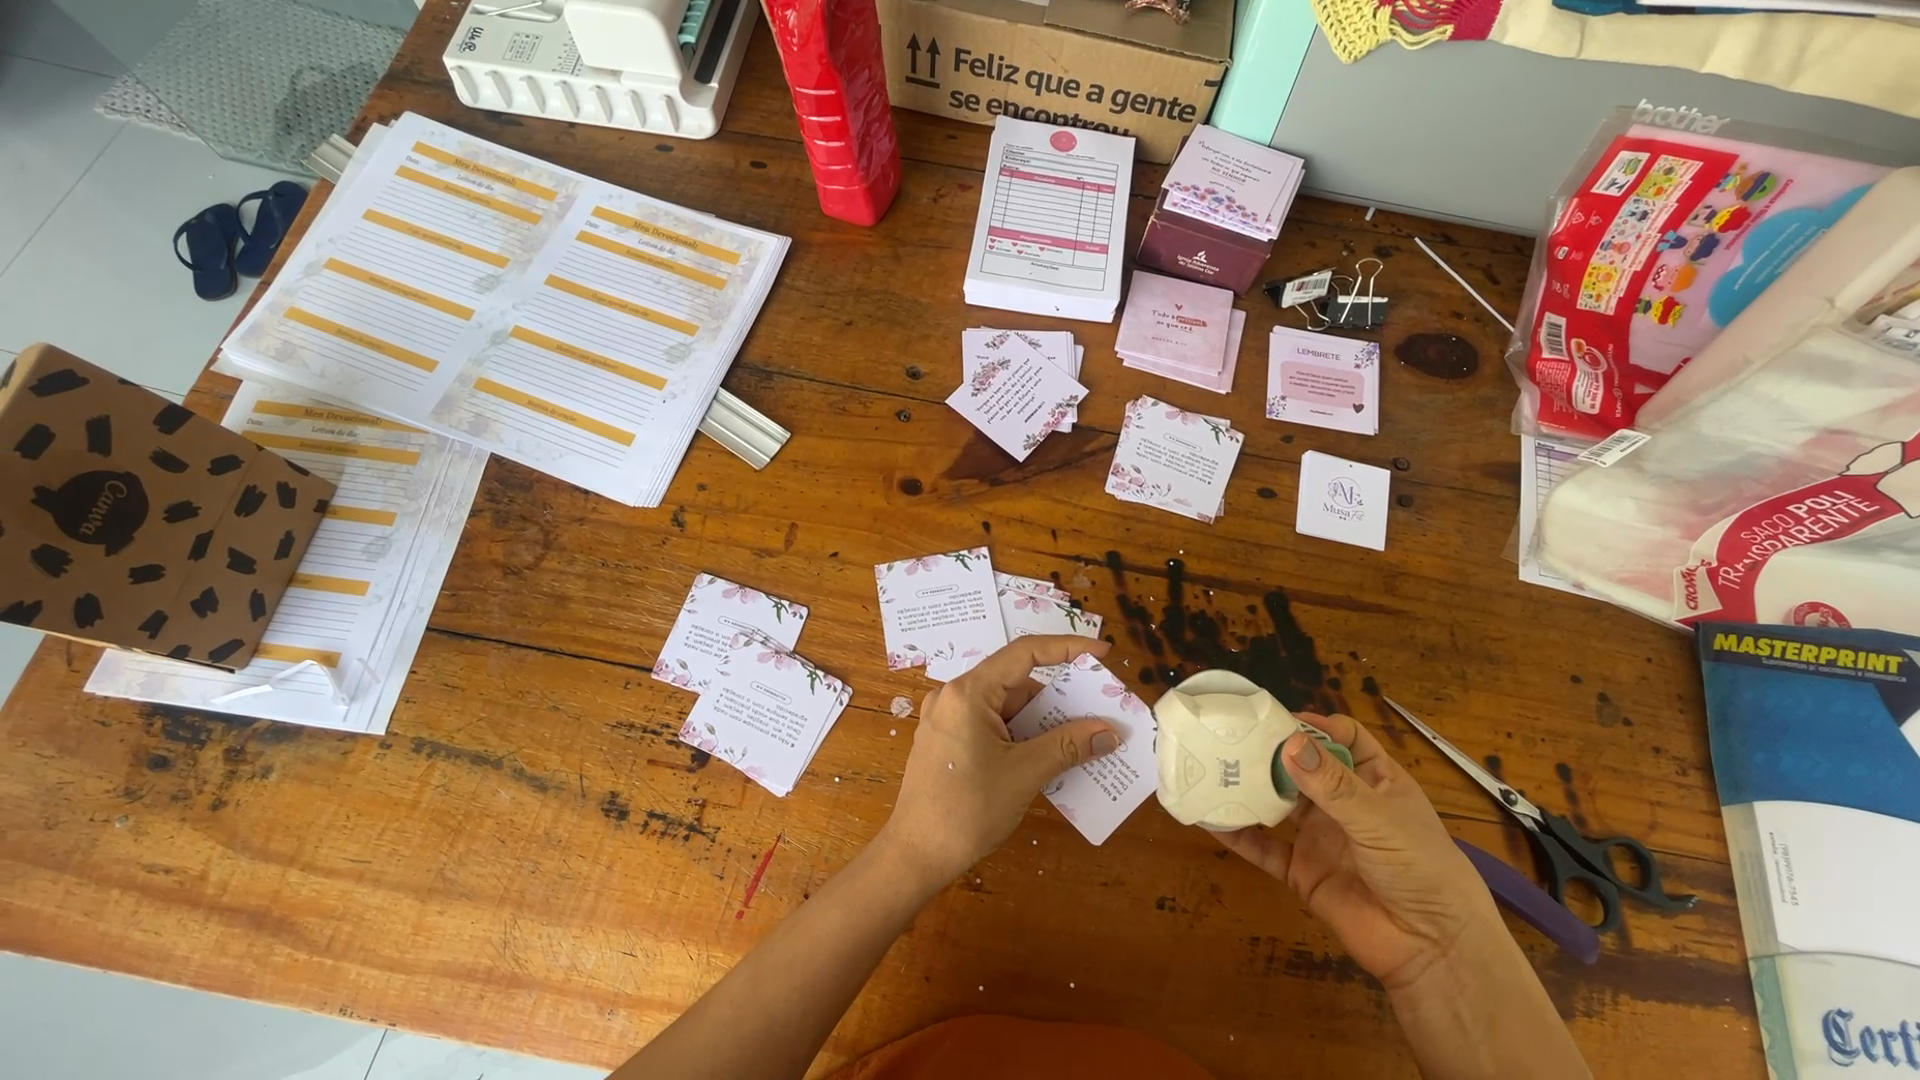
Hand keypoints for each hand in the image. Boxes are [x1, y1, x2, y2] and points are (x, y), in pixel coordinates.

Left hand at [876, 636, 1118, 886]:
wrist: (915, 855)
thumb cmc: (966, 810)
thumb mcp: (1024, 774)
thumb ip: (1068, 746)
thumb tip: (1109, 732)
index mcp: (968, 693)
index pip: (1024, 653)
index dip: (1067, 648)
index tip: (1103, 653)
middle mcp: (954, 697)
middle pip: (1017, 683)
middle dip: (1060, 699)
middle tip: (1099, 713)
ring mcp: (948, 720)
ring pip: (1007, 708)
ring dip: (1043, 723)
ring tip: (1083, 741)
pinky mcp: (948, 742)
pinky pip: (994, 727)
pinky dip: (1023, 737)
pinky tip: (1050, 758)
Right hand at [1219, 711, 1498, 990]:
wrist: (1431, 949)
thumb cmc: (1422, 869)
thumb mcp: (1380, 818)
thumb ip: (1332, 785)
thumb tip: (1289, 744)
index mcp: (1375, 782)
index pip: (1344, 739)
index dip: (1315, 725)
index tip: (1276, 718)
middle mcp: (1344, 804)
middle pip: (1302, 767)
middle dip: (1270, 753)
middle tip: (1230, 738)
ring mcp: (1320, 838)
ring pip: (1277, 805)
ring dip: (1249, 789)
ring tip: (1211, 769)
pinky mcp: (1300, 872)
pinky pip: (1262, 848)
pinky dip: (1236, 834)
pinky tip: (1210, 818)